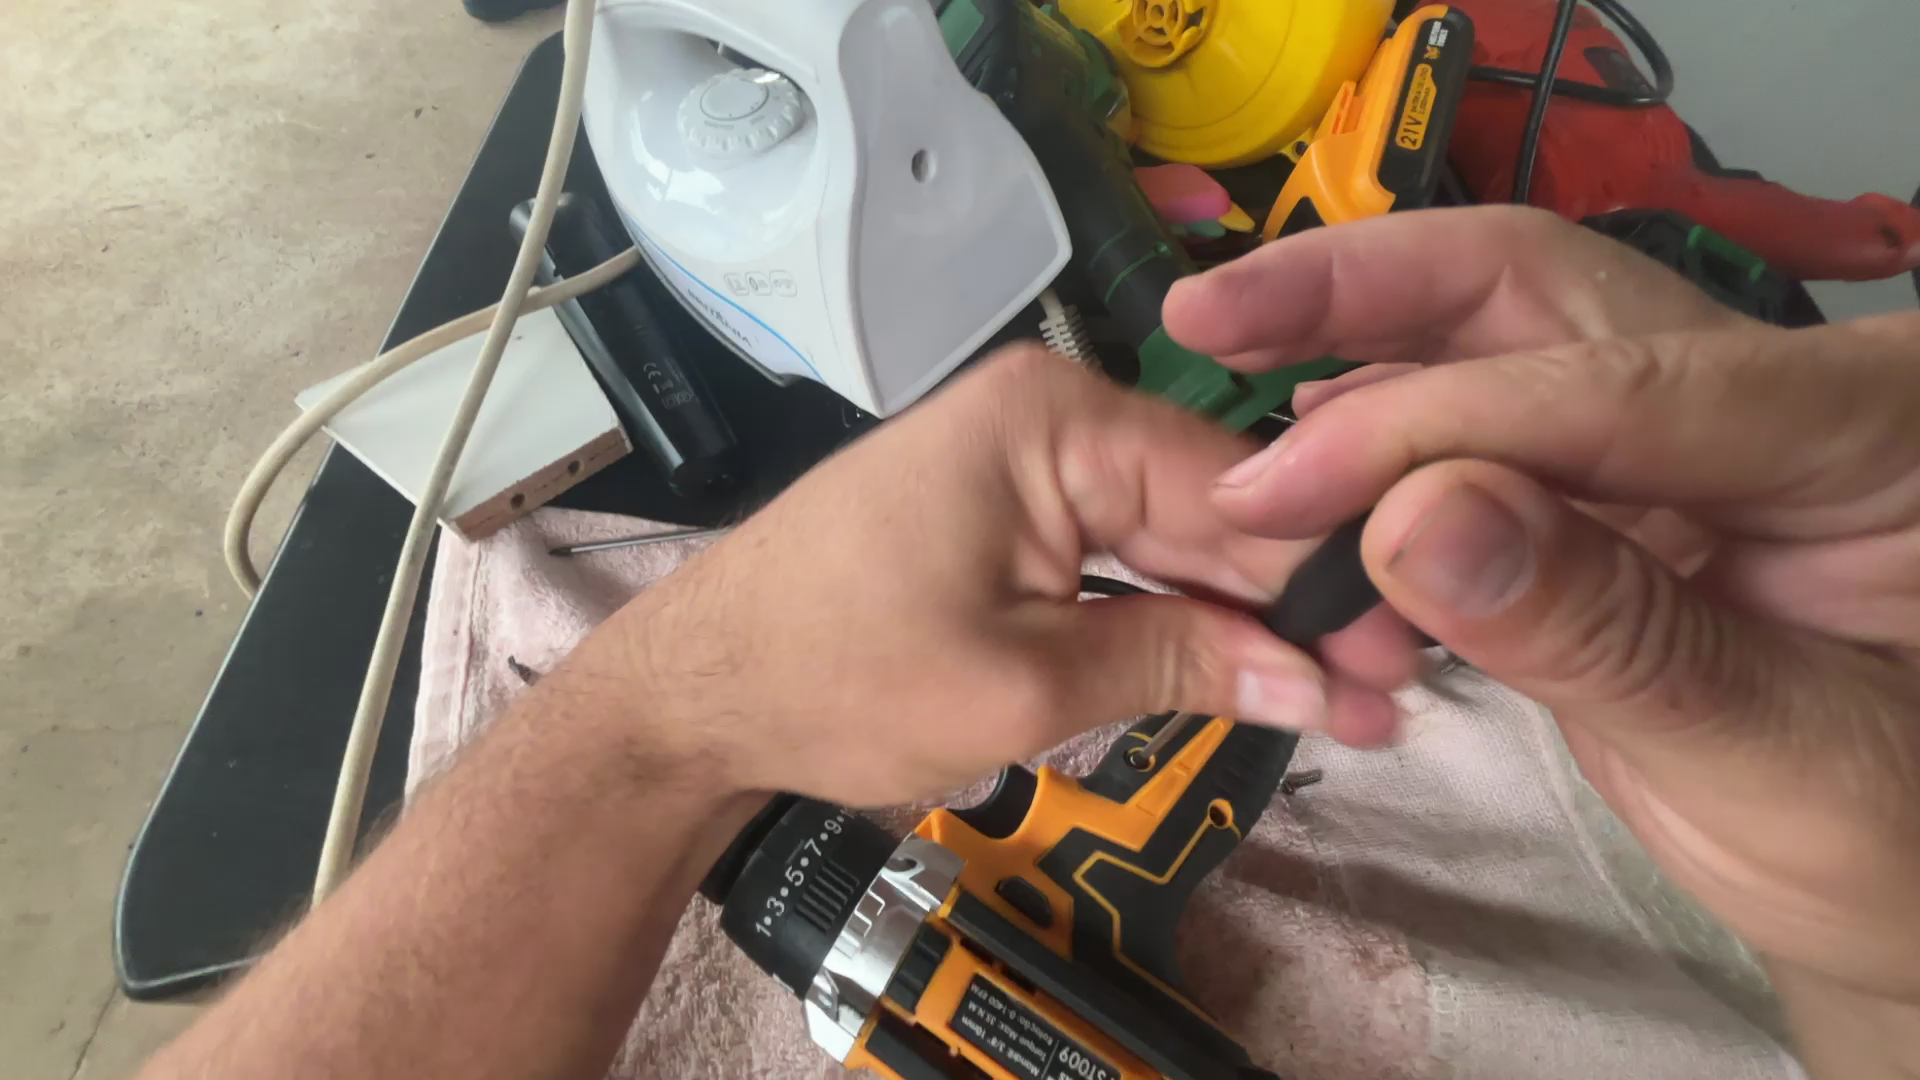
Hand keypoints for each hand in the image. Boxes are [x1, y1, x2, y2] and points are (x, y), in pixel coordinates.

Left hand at [564, 347, 1417, 809]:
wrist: (697, 689)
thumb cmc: (839, 678)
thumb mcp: (1019, 683)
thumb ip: (1173, 662)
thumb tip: (1314, 680)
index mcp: (1051, 419)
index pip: (1231, 485)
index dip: (1320, 576)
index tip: (1401, 656)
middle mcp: (1042, 418)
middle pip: (1199, 509)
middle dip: (1282, 604)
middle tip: (1386, 691)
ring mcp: (1016, 465)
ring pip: (1155, 539)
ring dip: (1227, 617)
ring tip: (1329, 693)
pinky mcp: (995, 516)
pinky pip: (1101, 558)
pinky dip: (1155, 613)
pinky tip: (1223, 660)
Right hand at [1167, 207, 1919, 1020]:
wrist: (1886, 847)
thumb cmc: (1881, 830)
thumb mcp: (1769, 759)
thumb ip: (1596, 632)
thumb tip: (1408, 522)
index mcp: (1874, 431)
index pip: (1605, 390)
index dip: (1413, 432)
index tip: (1264, 496)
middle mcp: (1756, 382)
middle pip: (1527, 284)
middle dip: (1348, 290)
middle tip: (1208, 310)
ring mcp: (1655, 419)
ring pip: (1475, 326)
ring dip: (1335, 331)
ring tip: (1223, 344)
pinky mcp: (1577, 465)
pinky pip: (1451, 406)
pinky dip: (1355, 412)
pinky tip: (1289, 417)